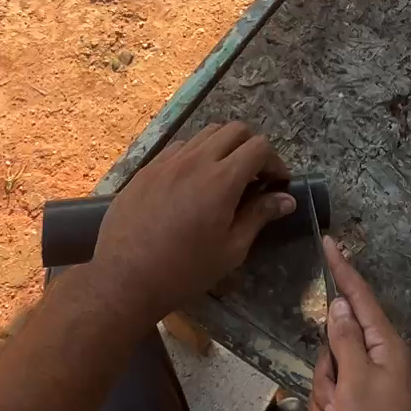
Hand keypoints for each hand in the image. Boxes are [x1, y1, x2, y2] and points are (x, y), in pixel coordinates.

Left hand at [90, 122, 294, 322]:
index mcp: (222, 179)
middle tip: (253, 175)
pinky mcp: (146, 169)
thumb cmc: (184, 270)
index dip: (275, 161)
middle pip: (235, 130)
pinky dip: (195, 155)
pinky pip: (178, 148)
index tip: (276, 183)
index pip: (259, 147)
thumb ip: (259, 216)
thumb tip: (287, 199)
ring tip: (223, 176)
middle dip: (251, 147)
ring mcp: (168, 161)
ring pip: (205, 134)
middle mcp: (196, 160)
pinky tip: (191, 182)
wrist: (123, 280)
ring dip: (223, 147)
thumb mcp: (231, 249)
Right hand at [307, 239, 410, 410]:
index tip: (330, 241)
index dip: (342, 269)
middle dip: (327, 384)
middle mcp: (377, 364)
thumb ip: (344, 340)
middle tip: (340, 409)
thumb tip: (339, 303)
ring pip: (327, 386)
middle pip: (332, 351)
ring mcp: (368, 393)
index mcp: (384, 347)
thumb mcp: (356, 383)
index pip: (358, 297)